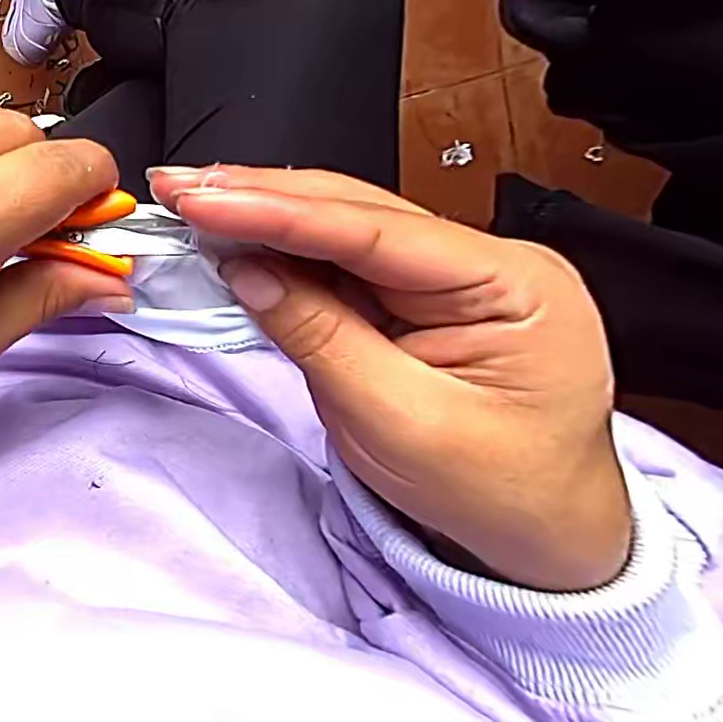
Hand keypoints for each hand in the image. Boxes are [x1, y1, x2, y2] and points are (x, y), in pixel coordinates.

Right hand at [155, 166, 629, 591]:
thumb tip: (246, 270)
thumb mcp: (399, 424)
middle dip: (257, 196)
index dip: (279, 211)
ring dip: (259, 214)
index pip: (372, 229)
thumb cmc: (497, 493)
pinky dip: (276, 246)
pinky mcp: (407, 288)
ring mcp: (442, 269)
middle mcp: (480, 258)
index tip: (206, 200)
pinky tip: (233, 233)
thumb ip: (318, 336)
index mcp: (513, 283)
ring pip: (334, 223)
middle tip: (182, 185)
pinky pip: (332, 257)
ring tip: (193, 201)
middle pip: (350, 208)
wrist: (541, 537)